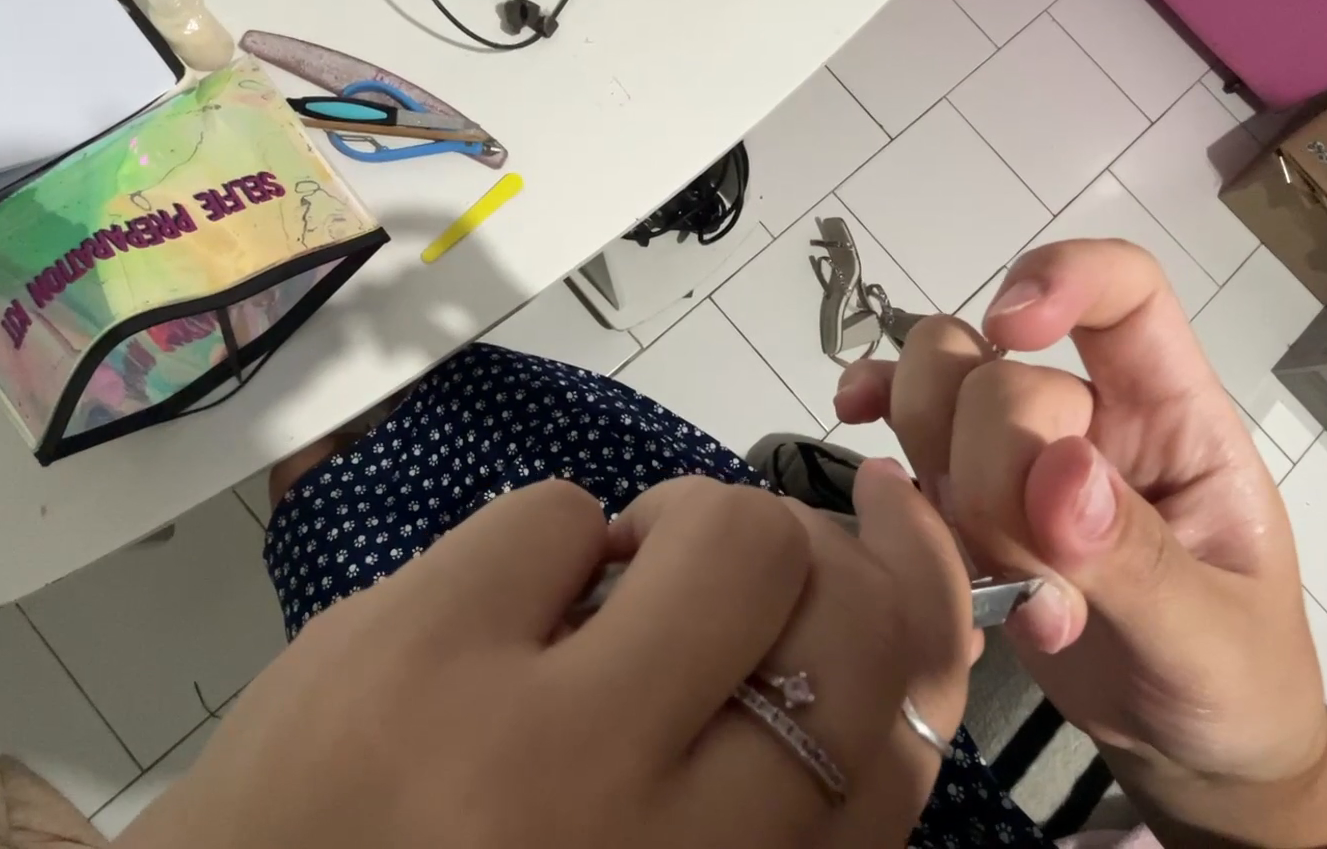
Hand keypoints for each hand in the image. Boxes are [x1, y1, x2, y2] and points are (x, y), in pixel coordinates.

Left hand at [114, 469, 973, 848]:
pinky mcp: (405, 637)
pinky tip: (501, 606)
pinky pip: (561, 509)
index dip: (921, 605)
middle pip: (827, 601)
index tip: (897, 534)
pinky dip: (559, 538)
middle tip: (730, 567)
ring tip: (619, 576)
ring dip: (686, 526)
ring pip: (715, 528)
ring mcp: (508, 729)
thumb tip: (842, 619)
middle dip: (799, 551)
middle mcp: (629, 828)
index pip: (891, 737)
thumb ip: (765, 788)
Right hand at [834, 239, 1326, 845]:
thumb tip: (1056, 476)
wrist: (1171, 737)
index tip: (1012, 331)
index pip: (1123, 291)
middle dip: (985, 462)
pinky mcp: (958, 486)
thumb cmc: (1227, 683)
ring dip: (934, 467)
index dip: (1063, 278)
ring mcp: (1007, 447)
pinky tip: (855, 420)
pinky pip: (899, 420)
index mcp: (1170, 417)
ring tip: (982, 566)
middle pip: (990, 362)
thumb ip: (1138, 564)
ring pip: (932, 382)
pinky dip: (874, 406)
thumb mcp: (1211, 643)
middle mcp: (1079, 410)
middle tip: (1031, 570)